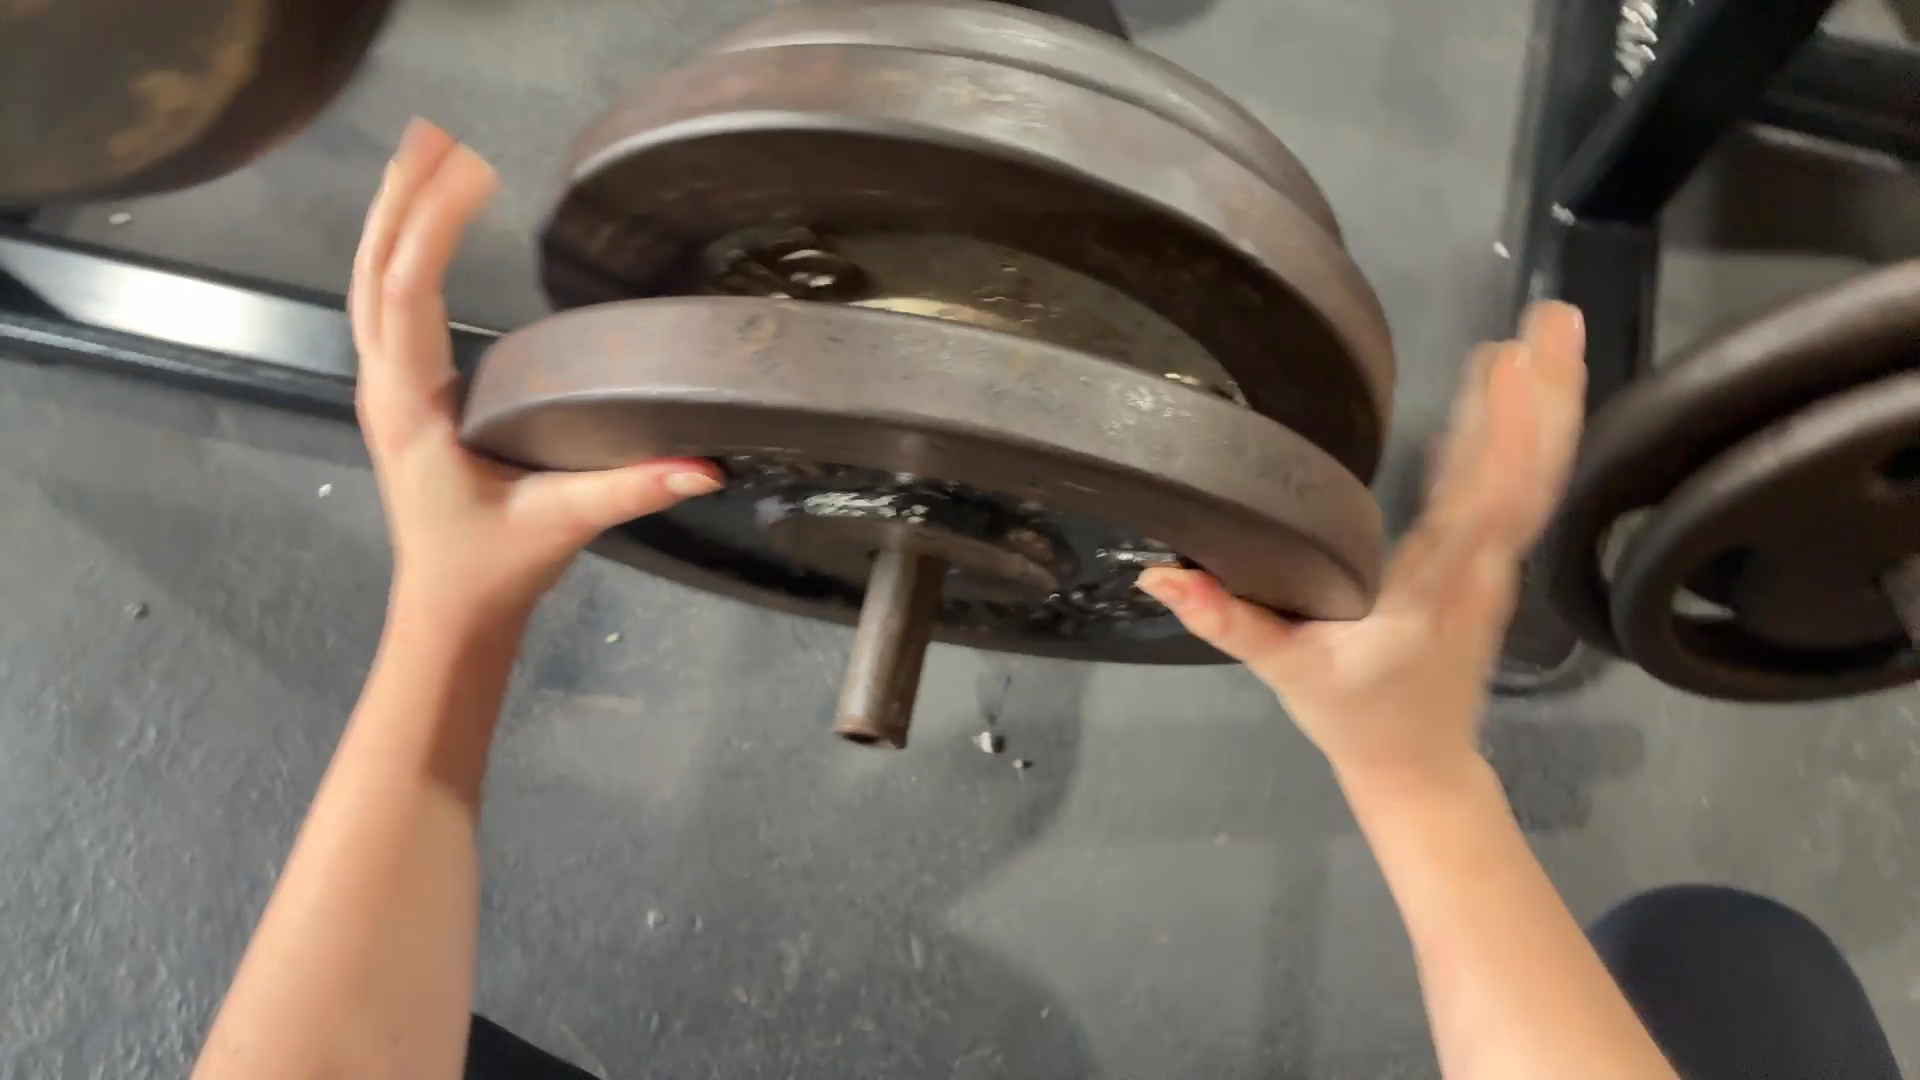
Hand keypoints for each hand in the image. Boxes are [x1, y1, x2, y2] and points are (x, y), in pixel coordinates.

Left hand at [350, 119, 721, 623]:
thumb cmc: (492, 566)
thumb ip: (631, 489)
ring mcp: (392, 392)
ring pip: (373, 287)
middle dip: (400, 200)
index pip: (404, 294)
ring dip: (396, 222)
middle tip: (442, 140)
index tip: (472, 173)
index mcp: (412, 407)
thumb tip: (705, 465)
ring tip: (431, 166)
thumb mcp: (564, 522)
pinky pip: (391, 311)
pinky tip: (429, 238)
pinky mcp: (410, 400)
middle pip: (373, 272)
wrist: (451, 606)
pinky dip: (403, 259)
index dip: (430, 226)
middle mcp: (388, 388)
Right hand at [1139, 302, 1586, 790]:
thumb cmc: (1354, 718)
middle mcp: (1477, 571)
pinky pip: (1508, 501)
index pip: (1481, 503)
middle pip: (1530, 478)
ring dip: (1545, 412)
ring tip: (1542, 340)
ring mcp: (1490, 572)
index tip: (1503, 360)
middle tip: (1554, 316)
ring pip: (1532, 485)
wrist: (1415, 765)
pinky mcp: (1483, 574)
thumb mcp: (1283, 670)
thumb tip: (1159, 577)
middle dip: (1549, 396)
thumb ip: (1226, 621)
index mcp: (1431, 588)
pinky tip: (1500, 407)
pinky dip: (1513, 446)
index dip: (1500, 431)